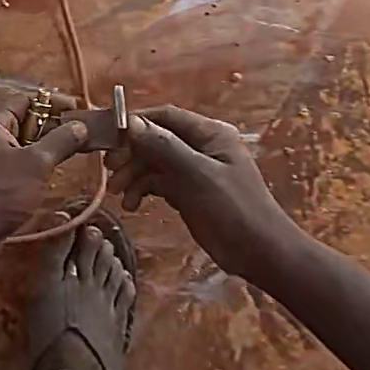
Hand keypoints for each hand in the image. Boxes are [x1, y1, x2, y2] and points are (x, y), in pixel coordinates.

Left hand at [0, 110, 91, 254]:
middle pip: (29, 122)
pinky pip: (21, 164)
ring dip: (49, 149)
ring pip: (27, 145)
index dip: (57, 105)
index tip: (83, 111)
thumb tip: (81, 125)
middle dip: (56, 128)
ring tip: (80, 150)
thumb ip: (61, 141)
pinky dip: (38, 166)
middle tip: (88, 134)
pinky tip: (59, 171)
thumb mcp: (36, 164)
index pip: (29, 101)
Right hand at [106, 106, 299, 279]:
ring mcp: (192, 169)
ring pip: (153, 162)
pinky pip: (157, 182)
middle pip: (155, 139)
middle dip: (131, 153)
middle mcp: (199, 146)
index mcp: (209, 133)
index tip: (109, 137)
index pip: (165, 116)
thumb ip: (164, 147)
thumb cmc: (234, 209)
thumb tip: (131, 122)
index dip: (136, 122)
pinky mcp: (187, 191)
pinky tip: (133, 204)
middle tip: (110, 170)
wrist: (260, 253)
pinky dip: (142, 190)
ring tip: (119, 194)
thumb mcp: (198, 176)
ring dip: (133, 174)